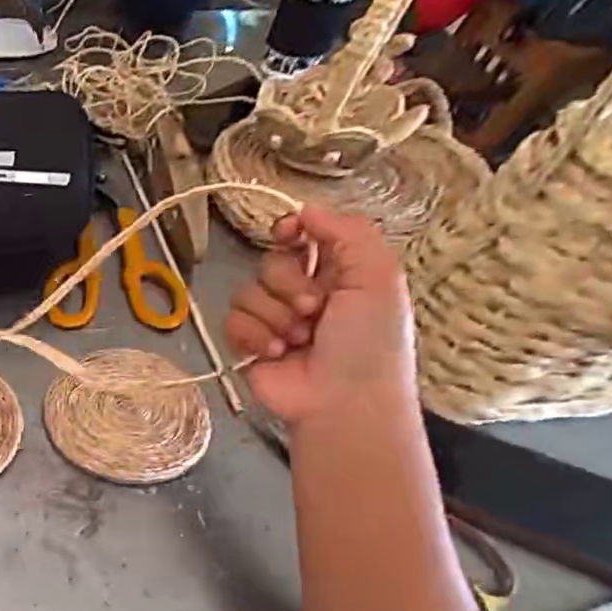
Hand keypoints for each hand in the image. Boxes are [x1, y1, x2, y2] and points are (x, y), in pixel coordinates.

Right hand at [223, 207, 414, 424]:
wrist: (342, 401)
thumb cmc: (369, 341)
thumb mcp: (379, 276)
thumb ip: (347, 232)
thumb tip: (306, 209)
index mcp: (338, 272)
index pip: (303, 235)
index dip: (291, 230)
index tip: (288, 234)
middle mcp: (303, 292)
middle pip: (271, 262)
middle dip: (289, 284)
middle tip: (314, 310)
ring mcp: (273, 319)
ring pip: (248, 292)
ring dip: (275, 316)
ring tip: (298, 341)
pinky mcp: (248, 344)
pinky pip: (232, 321)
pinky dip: (254, 336)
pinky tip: (275, 353)